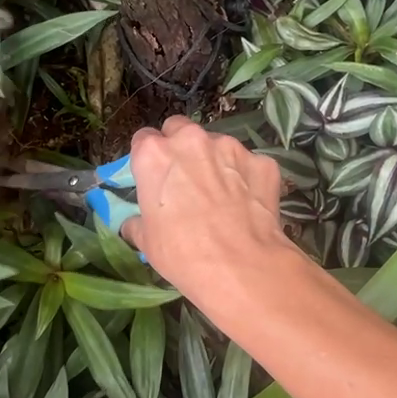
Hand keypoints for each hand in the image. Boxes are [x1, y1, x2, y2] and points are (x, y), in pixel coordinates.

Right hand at [121, 116, 294, 297]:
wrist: (241, 267)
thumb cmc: (182, 254)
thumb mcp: (146, 242)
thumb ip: (137, 223)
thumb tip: (134, 224)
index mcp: (154, 154)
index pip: (143, 139)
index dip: (148, 159)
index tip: (153, 177)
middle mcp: (191, 140)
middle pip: (180, 129)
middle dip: (180, 147)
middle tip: (185, 179)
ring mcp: (231, 147)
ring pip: (217, 145)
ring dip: (214, 162)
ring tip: (221, 196)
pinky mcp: (262, 162)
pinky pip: (248, 165)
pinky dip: (246, 179)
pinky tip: (247, 205)